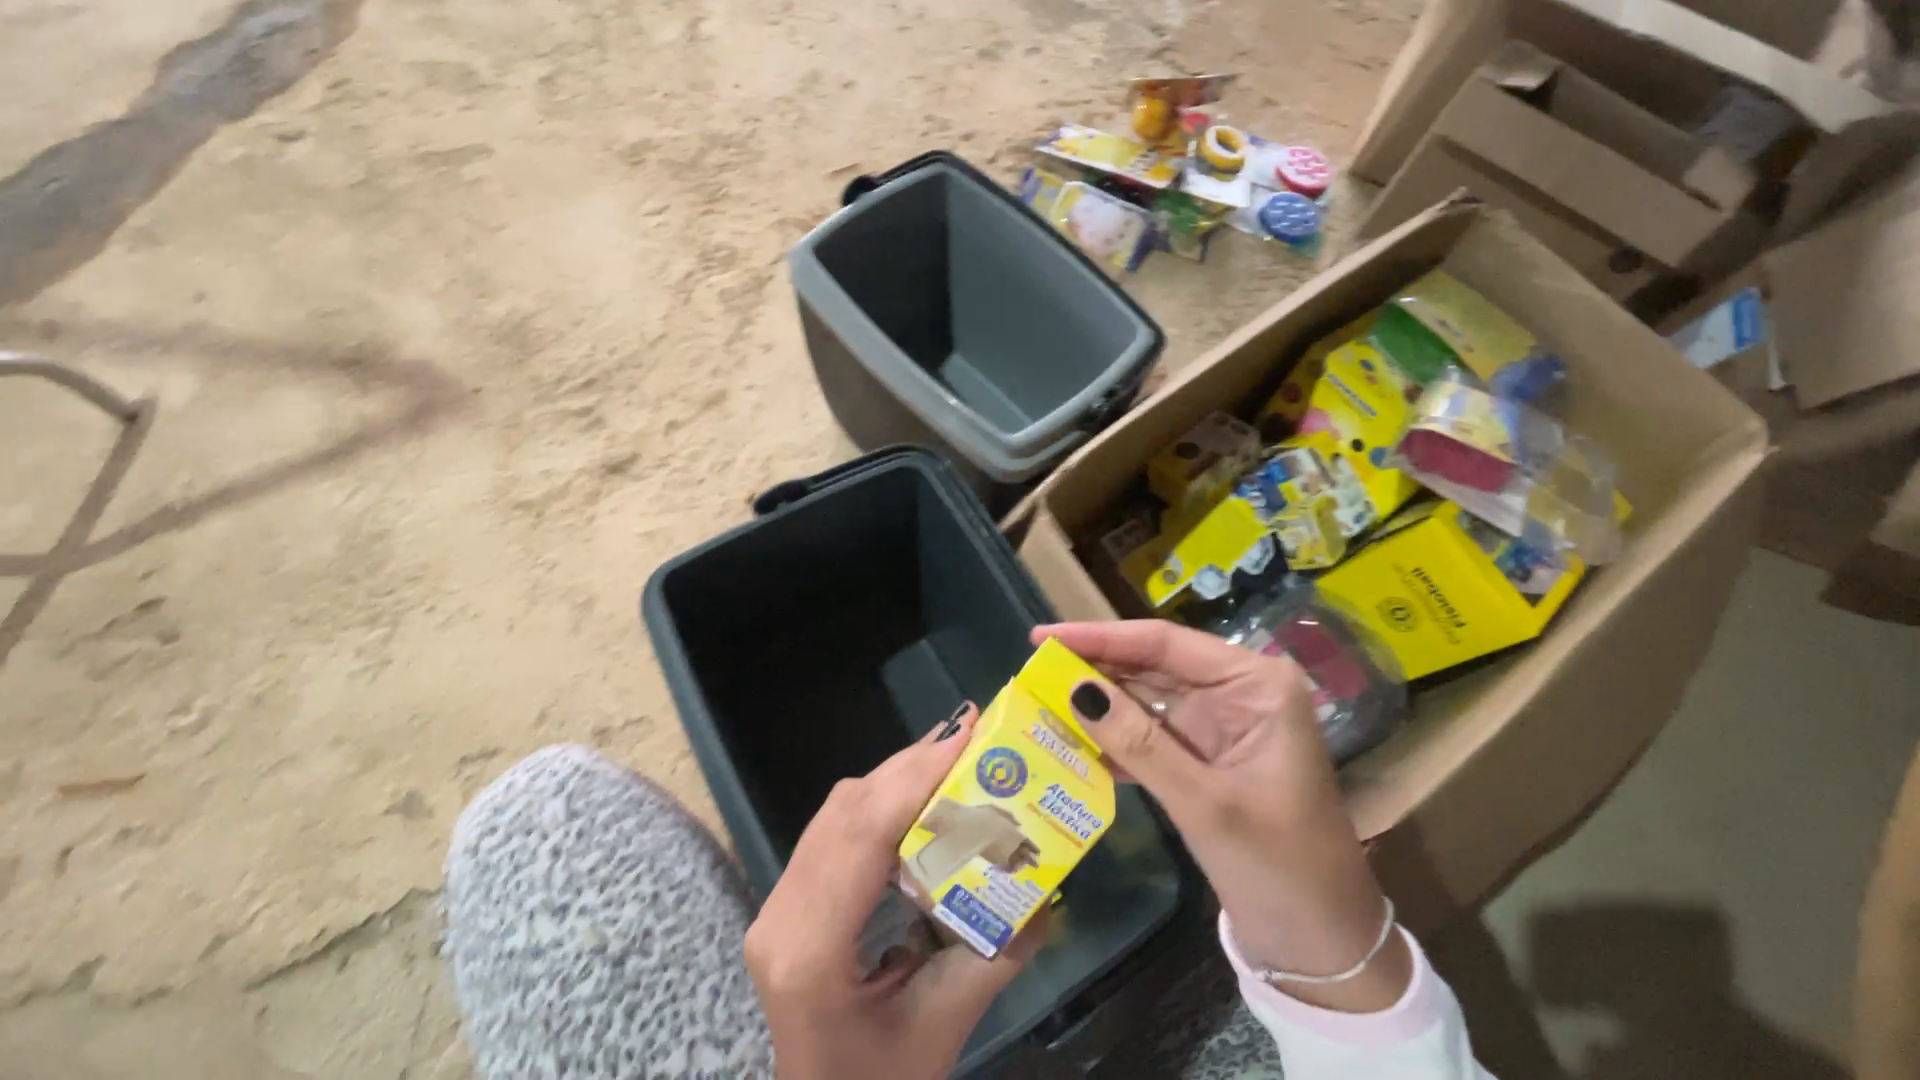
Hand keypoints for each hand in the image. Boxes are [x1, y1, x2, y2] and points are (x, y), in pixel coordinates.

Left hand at [745, 705, 1044, 1078]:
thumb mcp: (944, 1025)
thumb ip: (996, 954)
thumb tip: (1048, 892)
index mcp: (811, 949)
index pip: (861, 834)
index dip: (913, 776)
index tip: (967, 738)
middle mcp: (781, 915)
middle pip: (846, 811)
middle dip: (911, 766)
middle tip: (973, 736)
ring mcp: (775, 907)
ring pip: (835, 814)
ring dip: (894, 779)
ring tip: (954, 756)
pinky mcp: (786, 904)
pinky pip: (831, 833)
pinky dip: (877, 804)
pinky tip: (916, 796)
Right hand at [1034, 620, 1411, 1012]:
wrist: (1321, 943)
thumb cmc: (1279, 865)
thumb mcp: (1204, 802)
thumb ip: (1138, 742)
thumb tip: (1074, 690)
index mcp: (1256, 685)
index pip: (1166, 643)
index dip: (1100, 637)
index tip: (1041, 636)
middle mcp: (1238, 693)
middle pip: (1152, 665)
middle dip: (1093, 668)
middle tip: (1031, 670)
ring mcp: (1221, 726)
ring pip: (1146, 700)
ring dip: (1098, 704)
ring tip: (1038, 700)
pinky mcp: (1206, 759)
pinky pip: (1150, 735)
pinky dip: (1114, 739)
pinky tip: (1071, 742)